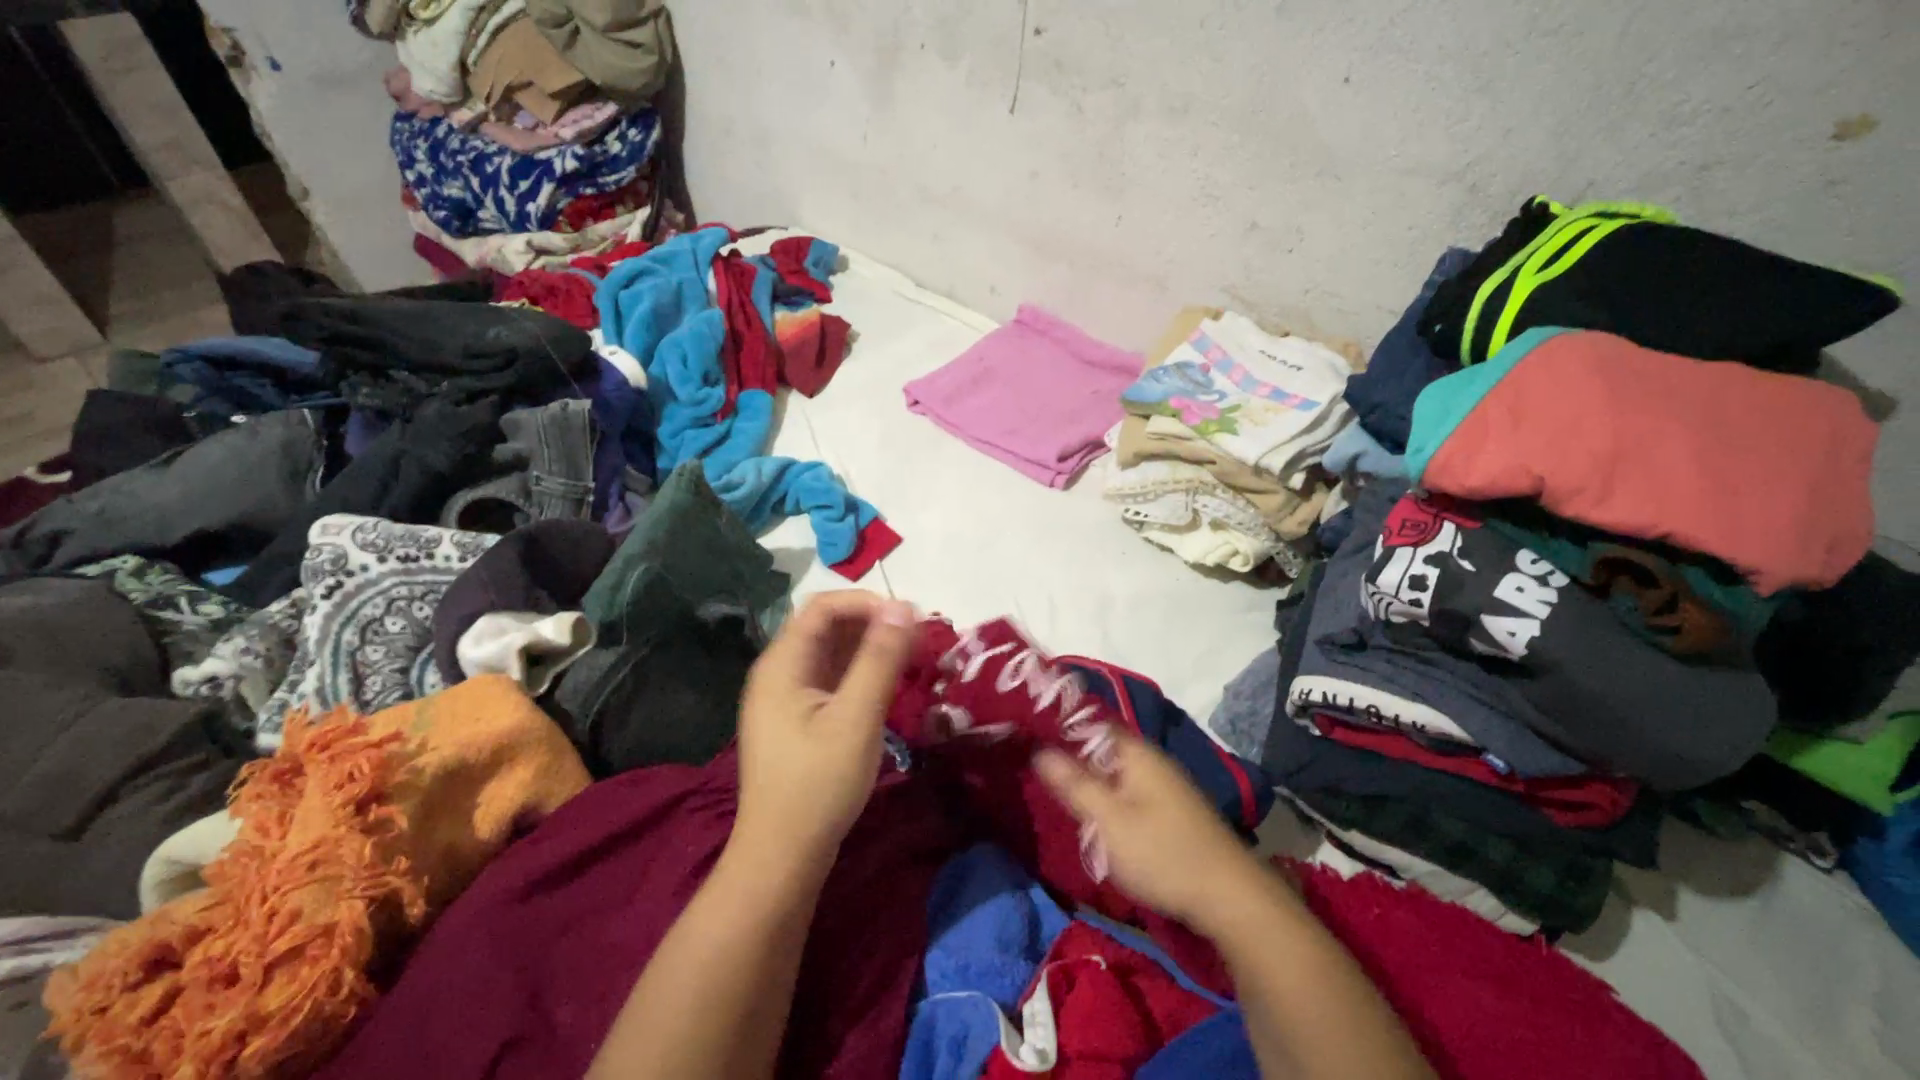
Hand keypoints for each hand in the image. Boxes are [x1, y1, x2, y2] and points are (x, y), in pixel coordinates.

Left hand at [734, 590, 916, 867]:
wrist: (783, 855)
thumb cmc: (818, 784)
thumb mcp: (856, 718)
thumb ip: (880, 659)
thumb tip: (904, 606)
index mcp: (782, 664)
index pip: (823, 607)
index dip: (867, 604)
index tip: (911, 620)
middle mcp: (778, 673)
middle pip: (826, 628)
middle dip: (873, 625)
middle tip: (919, 641)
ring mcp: (785, 699)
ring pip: (831, 656)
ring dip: (870, 650)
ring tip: (912, 661)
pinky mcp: (797, 722)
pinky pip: (830, 682)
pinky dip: (860, 676)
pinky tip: (889, 689)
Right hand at [1035, 736, 1269, 929]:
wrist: (1228, 896)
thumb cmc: (1162, 854)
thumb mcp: (1109, 821)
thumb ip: (1074, 784)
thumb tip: (1040, 749)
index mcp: (1136, 753)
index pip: (1089, 723)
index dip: (1058, 727)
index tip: (1025, 736)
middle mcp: (1151, 761)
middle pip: (1100, 750)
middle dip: (1069, 759)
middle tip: (1031, 770)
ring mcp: (1163, 786)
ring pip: (1113, 774)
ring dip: (1087, 783)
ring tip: (1053, 794)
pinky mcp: (1169, 811)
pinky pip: (1127, 794)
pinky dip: (1106, 800)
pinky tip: (1091, 818)